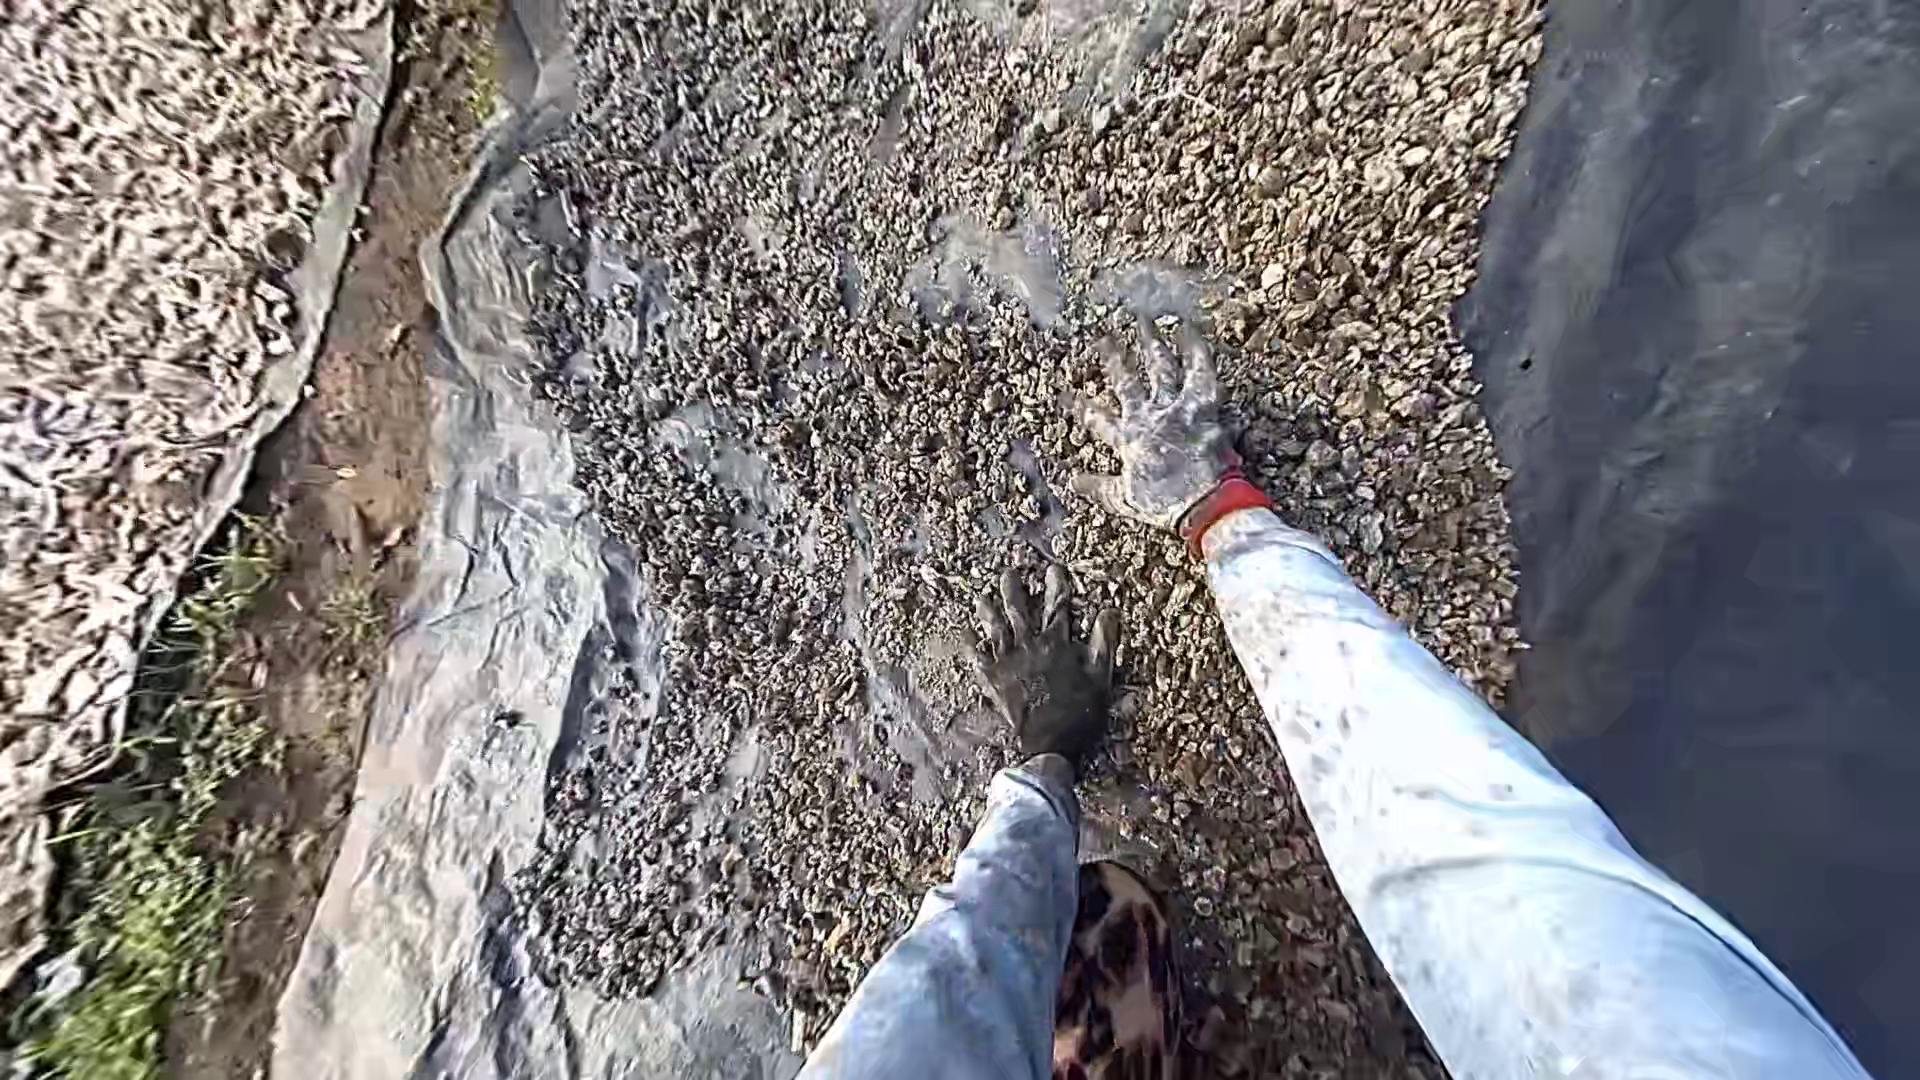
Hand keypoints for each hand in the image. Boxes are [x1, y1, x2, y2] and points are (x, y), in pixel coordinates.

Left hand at [963, 565, 1119, 773]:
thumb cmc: (1080, 713)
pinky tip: (964, 632)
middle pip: (1019, 611)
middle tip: (1007, 573)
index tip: (1053, 568)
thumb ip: (1104, 642)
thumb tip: (1109, 610)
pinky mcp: (992, 678)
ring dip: (988, 611)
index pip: (1057, 607)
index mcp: (1056, 644)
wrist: (1050, 744)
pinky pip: (976, 657)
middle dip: (1014, 590)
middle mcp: (1029, 645)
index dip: (1056, 586)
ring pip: (995, 628)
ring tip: (981, 597)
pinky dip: (970, 644)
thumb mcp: (1100, 677)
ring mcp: (1008, 661)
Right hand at [1069, 323, 1236, 530]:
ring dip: (1150, 345)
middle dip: (1111, 361)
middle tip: (1100, 339)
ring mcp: (1174, 408)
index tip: (1066, 394)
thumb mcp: (1123, 500)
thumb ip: (1098, 487)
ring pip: (1159, 369)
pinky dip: (1194, 349)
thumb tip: (1072, 480)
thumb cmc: (1165, 504)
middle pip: (1126, 382)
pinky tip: (1187, 328)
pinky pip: (1198, 370)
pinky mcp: (1201, 404)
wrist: (1202, 503)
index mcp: (1128, 440)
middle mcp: (1147, 417)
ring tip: (1143, 323)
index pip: (1097, 419)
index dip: (1081, 406)